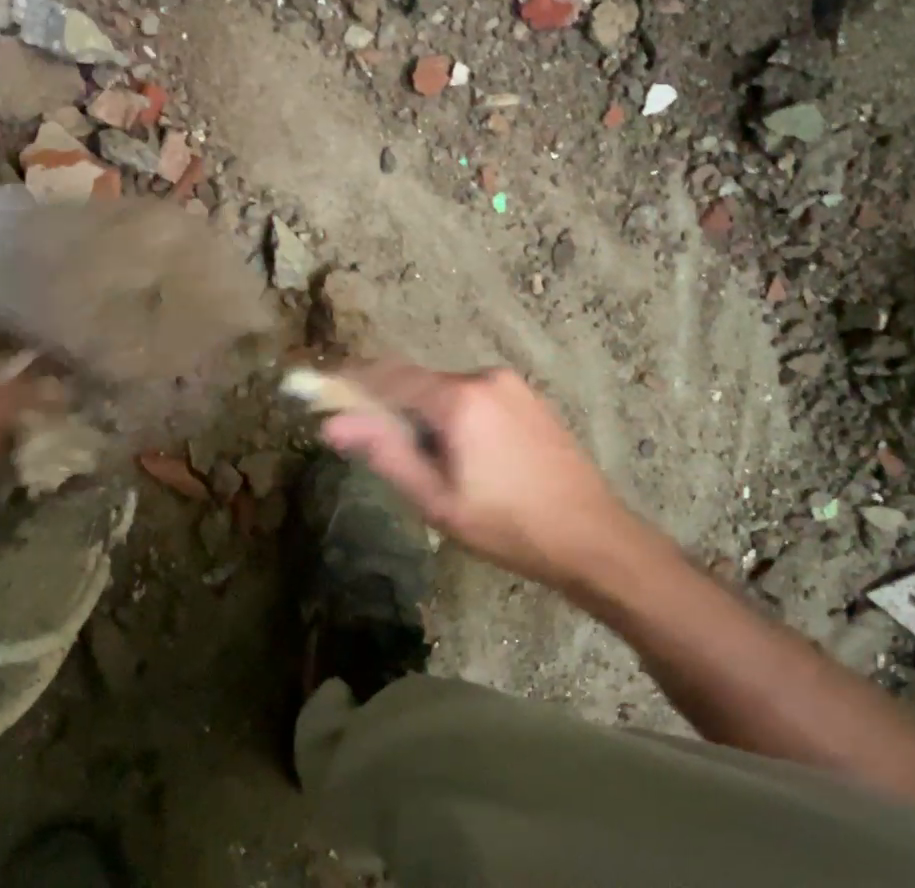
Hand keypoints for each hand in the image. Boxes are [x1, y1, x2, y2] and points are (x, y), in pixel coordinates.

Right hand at [320, 362, 667, 589]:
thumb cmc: (508, 526)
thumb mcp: (435, 499)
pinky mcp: (527, 399)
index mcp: (458, 399)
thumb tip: (331, 424)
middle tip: (372, 446)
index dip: (349, 382)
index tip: (318, 394)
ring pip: (442, 390)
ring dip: (419, 415)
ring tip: (424, 465)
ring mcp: (511, 386)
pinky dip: (449, 416)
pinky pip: (470, 397)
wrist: (596, 539)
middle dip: (386, 405)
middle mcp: (484, 378)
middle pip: (414, 381)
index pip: (386, 375)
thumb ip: (383, 453)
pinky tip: (458, 457)